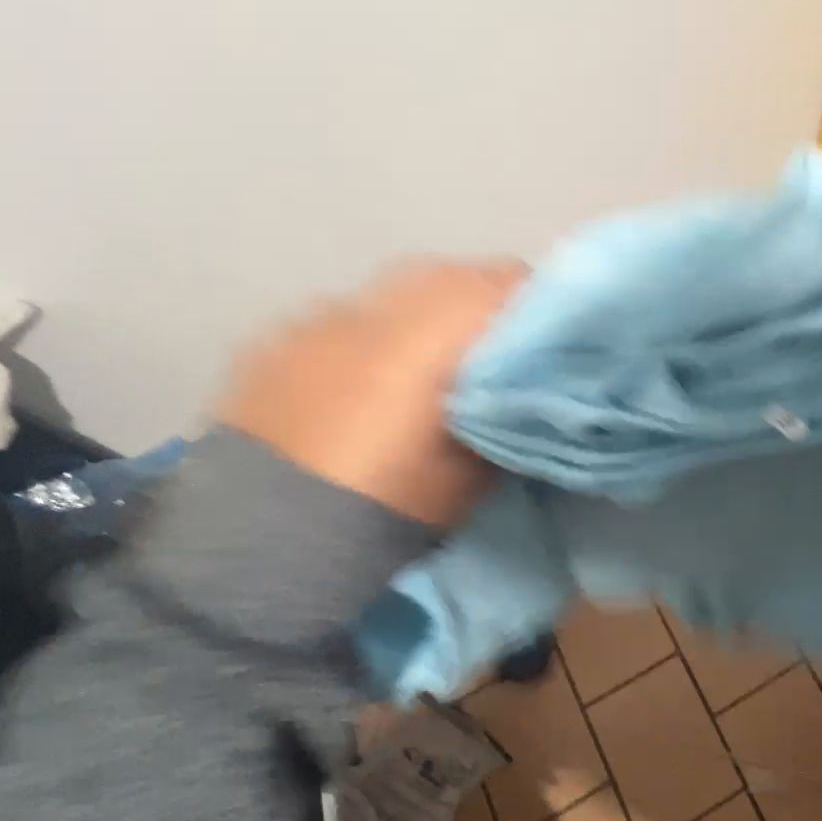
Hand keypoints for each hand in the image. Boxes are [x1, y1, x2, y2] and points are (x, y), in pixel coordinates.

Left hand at [218, 260, 525, 527]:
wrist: (264, 543)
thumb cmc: (391, 507)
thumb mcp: (478, 468)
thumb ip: (509, 409)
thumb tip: (532, 386)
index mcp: (427, 338)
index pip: (505, 282)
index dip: (541, 304)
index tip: (558, 340)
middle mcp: (371, 311)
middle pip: (453, 276)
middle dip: (488, 304)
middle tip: (506, 354)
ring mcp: (317, 320)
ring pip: (400, 293)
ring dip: (431, 316)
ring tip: (439, 365)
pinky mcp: (278, 341)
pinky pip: (348, 318)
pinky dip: (377, 335)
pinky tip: (374, 380)